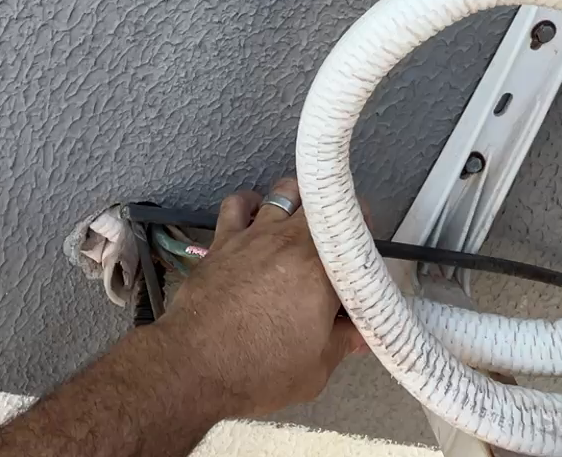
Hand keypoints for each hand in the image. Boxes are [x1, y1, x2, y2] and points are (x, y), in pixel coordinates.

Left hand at [152, 177, 363, 418]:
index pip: (354, 234)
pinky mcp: (225, 238)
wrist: (195, 365)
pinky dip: (250, 202)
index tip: (366, 245)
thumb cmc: (259, 370)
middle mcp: (290, 240)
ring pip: (285, 191)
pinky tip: (256, 215)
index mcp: (321, 270)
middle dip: (336, 215)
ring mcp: (256, 234)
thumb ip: (342, 343)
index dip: (365, 234)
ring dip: (299, 200)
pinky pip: (238, 202)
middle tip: (337, 237)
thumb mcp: (315, 370)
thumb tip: (360, 333)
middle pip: (322, 204)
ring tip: (302, 218)